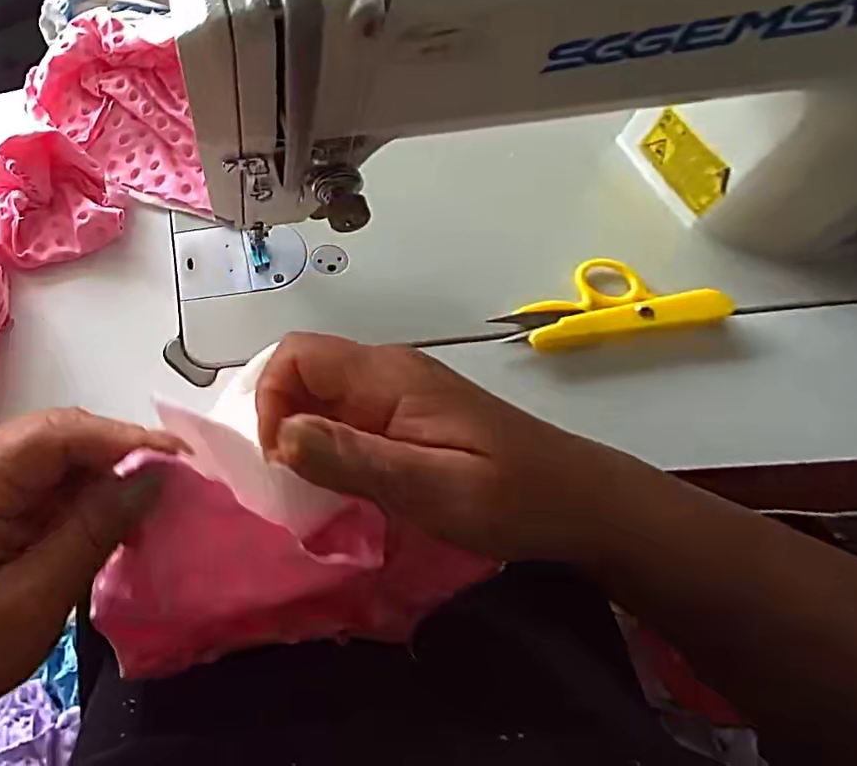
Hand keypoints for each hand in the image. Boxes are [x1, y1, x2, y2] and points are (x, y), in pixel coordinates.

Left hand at [0, 409, 184, 716]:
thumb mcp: (36, 596)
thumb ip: (93, 530)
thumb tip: (150, 479)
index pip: (56, 434)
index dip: (119, 437)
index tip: (173, 455)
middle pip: (62, 435)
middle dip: (120, 450)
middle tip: (173, 473)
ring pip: (66, 453)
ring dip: (111, 471)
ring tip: (156, 494)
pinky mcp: (5, 498)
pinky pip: (59, 479)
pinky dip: (95, 492)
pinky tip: (123, 512)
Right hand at [256, 332, 673, 563]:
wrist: (585, 502)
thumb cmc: (516, 498)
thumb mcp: (434, 489)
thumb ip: (355, 458)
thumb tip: (280, 433)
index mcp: (386, 375)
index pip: (297, 354)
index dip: (271, 397)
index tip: (280, 457)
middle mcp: (382, 369)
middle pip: (301, 370)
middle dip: (280, 418)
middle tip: (294, 477)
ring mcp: (392, 388)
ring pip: (317, 392)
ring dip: (301, 434)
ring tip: (316, 484)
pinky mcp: (400, 409)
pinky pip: (341, 412)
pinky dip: (325, 442)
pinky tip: (343, 479)